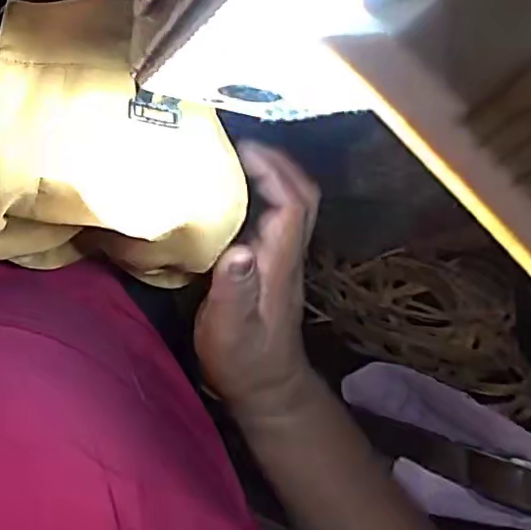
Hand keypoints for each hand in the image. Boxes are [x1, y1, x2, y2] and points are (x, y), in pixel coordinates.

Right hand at [195, 143, 323, 421]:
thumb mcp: (228, 330)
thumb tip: (238, 248)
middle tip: (236, 141)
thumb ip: (233, 291)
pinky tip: (231, 186)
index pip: (291, 203)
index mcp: (279, 261)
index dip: (271, 169)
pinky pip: (277, 210)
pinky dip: (261, 188)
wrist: (268, 388)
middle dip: (276, 159)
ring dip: (271, 169)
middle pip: (302, 192)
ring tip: (232, 154)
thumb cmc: (243, 360)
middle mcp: (288, 251)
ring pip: (293, 199)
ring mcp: (284, 255)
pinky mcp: (272, 259)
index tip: (238, 147)